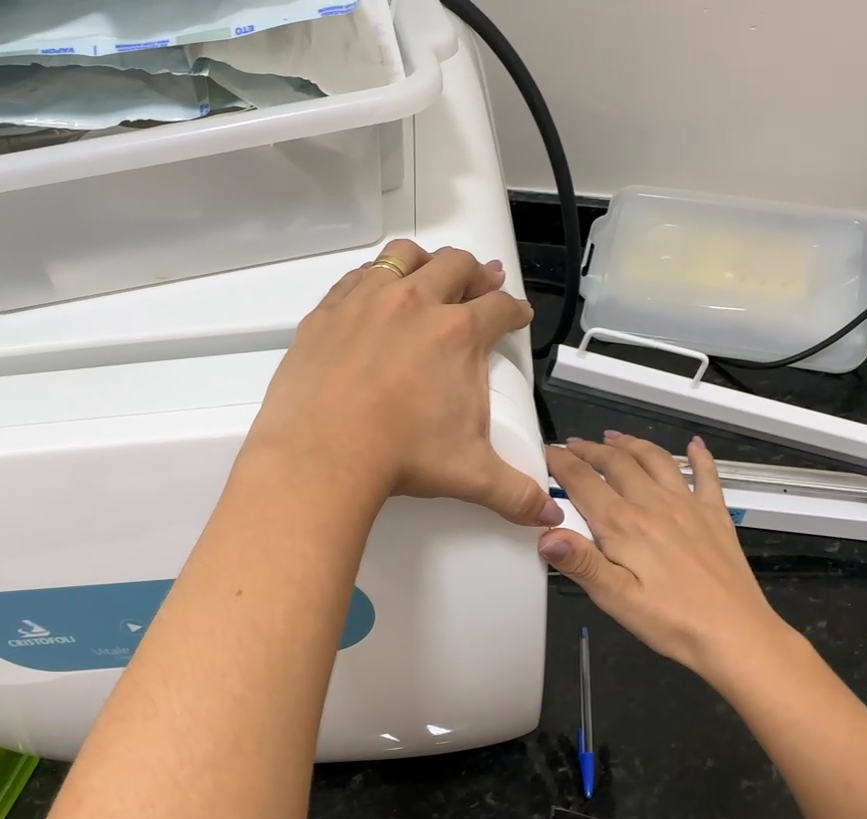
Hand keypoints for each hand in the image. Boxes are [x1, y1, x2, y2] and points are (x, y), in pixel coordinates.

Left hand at [243, 239, 562, 527]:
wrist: (322, 453)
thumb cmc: (396, 455)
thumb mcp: (469, 475)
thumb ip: (515, 492)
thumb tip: (544, 513)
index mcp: (458, 335)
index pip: (499, 309)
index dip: (515, 310)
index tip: (516, 314)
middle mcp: (416, 306)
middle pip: (456, 267)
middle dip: (476, 273)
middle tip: (482, 283)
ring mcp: (368, 303)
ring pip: (405, 257)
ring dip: (425, 260)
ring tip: (430, 271)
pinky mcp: (328, 313)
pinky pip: (356, 276)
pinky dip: (372, 276)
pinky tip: (373, 291)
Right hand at [541, 433, 795, 681]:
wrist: (734, 633)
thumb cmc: (672, 621)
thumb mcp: (615, 598)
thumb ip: (580, 562)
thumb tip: (546, 535)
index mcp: (624, 526)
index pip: (583, 482)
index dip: (561, 463)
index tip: (548, 454)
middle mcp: (654, 506)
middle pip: (617, 463)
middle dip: (591, 450)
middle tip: (574, 445)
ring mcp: (688, 506)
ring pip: (655, 460)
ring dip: (632, 444)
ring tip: (615, 438)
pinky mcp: (715, 516)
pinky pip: (706, 475)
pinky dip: (699, 456)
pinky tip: (695, 445)